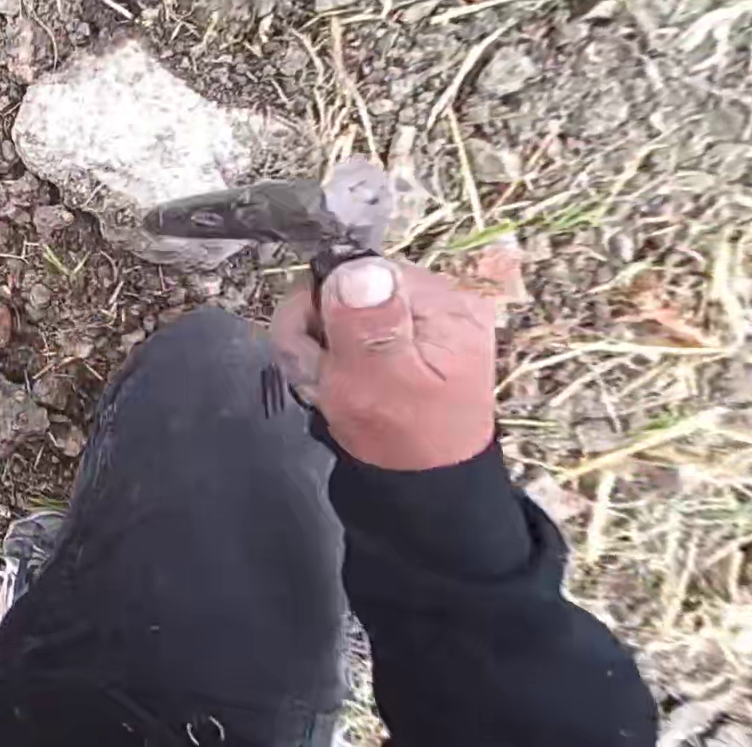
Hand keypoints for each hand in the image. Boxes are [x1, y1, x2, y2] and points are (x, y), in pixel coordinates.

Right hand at [270, 258, 496, 470]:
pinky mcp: (386, 332)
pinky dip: (316, 353)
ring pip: (322, 304)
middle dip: (310, 330)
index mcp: (443, 303)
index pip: (354, 269)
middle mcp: (429, 298)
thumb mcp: (379, 381)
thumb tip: (356, 268)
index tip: (323, 353)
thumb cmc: (398, 436)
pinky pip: (328, 323)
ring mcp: (405, 316)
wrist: (412, 484)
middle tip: (320, 374)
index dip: (322, 306)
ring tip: (323, 383)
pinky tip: (328, 379)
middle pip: (334, 284)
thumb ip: (366, 325)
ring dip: (308, 345)